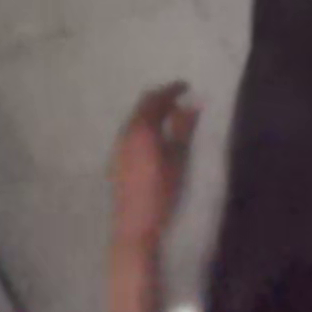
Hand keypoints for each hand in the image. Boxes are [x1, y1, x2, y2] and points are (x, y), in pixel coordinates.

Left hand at [110, 83, 199, 251]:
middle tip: (179, 98)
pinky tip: (156, 135)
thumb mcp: (177, 158)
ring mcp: (119, 145)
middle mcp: (126, 131)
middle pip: (143, 104)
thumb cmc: (160, 191)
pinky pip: (132, 129)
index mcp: (141, 128)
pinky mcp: (117, 158)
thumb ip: (184, 128)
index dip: (172, 90)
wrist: (134, 226)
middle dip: (161, 98)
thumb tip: (194, 104)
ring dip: (152, 111)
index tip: (187, 86)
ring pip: (136, 117)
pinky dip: (145, 123)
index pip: (156, 98)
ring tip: (171, 116)